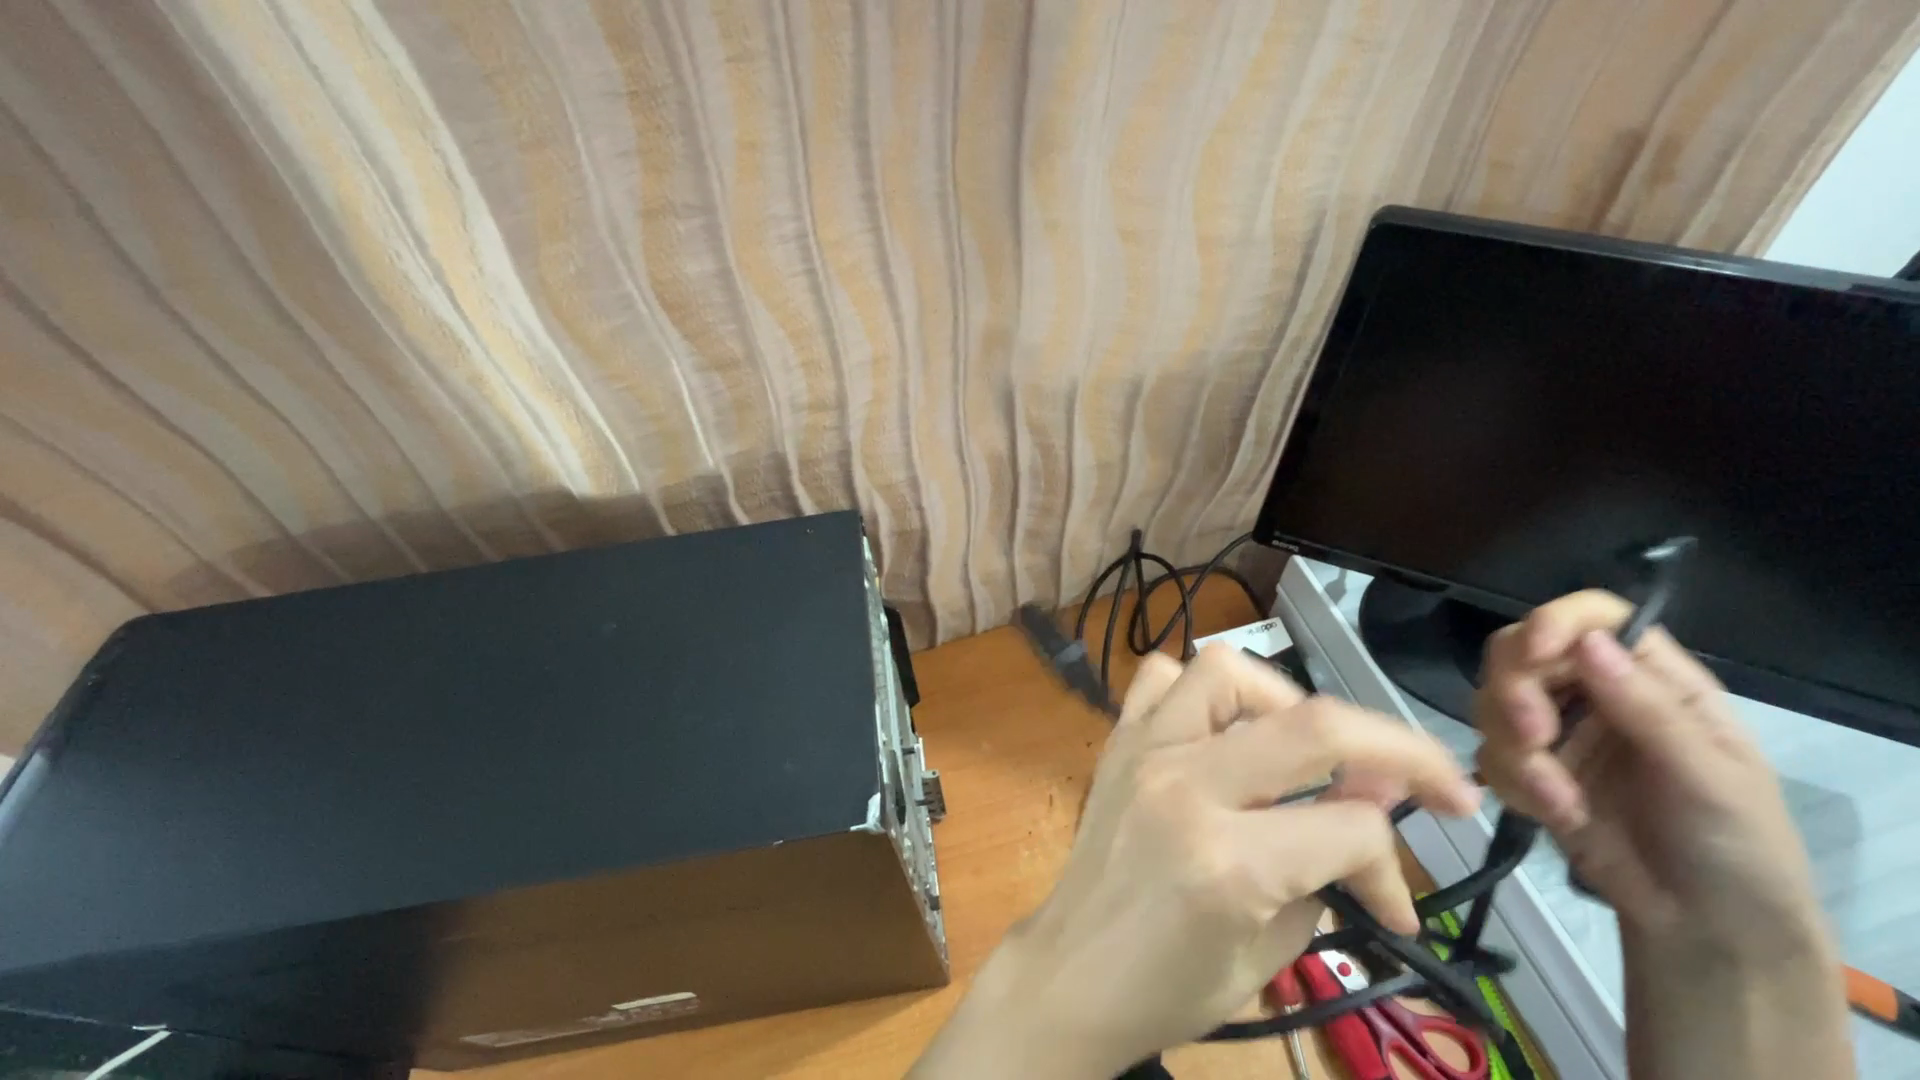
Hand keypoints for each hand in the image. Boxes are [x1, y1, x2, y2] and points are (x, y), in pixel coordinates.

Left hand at [913, 646, 1479, 1078]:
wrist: (1069, 978)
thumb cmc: (1169, 987)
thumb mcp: (1271, 954)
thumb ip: (1327, 874)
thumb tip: (1375, 809)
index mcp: (1229, 860)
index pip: (1352, 827)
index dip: (1391, 868)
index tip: (1393, 906)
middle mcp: (1186, 785)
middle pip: (1316, 726)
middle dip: (1401, 751)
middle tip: (1436, 785)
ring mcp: (1144, 753)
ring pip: (1230, 672)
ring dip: (1290, 702)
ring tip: (1309, 749)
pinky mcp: (1118, 744)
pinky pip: (1162, 678)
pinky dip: (1207, 690)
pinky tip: (1230, 729)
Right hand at [1472, 590, 1826, 953]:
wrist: (1706, 929)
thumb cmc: (1736, 845)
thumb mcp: (1711, 775)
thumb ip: (1648, 709)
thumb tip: (1591, 642)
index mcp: (1652, 680)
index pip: (1594, 619)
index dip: (1557, 622)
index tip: (1537, 653)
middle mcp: (1595, 695)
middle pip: (1521, 653)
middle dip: (1515, 690)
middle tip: (1534, 736)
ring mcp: (1558, 734)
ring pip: (1493, 704)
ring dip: (1515, 750)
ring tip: (1558, 798)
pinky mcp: (1529, 774)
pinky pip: (1488, 756)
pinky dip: (1512, 784)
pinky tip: (1555, 815)